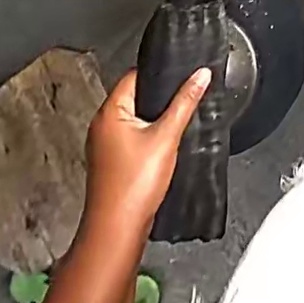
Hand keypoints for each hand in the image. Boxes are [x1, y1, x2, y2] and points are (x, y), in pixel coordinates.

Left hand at [82, 66, 208, 233]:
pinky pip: (135, 134)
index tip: (182, 70)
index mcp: (109, 113)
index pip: (134, 75)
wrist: (117, 231)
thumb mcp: (167, 135)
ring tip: (177, 119)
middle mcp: (102, 126)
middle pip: (136, 94)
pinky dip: (151, 132)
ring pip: (137, 115)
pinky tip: (166, 140)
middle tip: (185, 95)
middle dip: (161, 94)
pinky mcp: (113, 159)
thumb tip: (201, 75)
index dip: (160, 71)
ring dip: (156, 115)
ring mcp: (106, 144)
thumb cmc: (133, 186)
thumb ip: (186, 101)